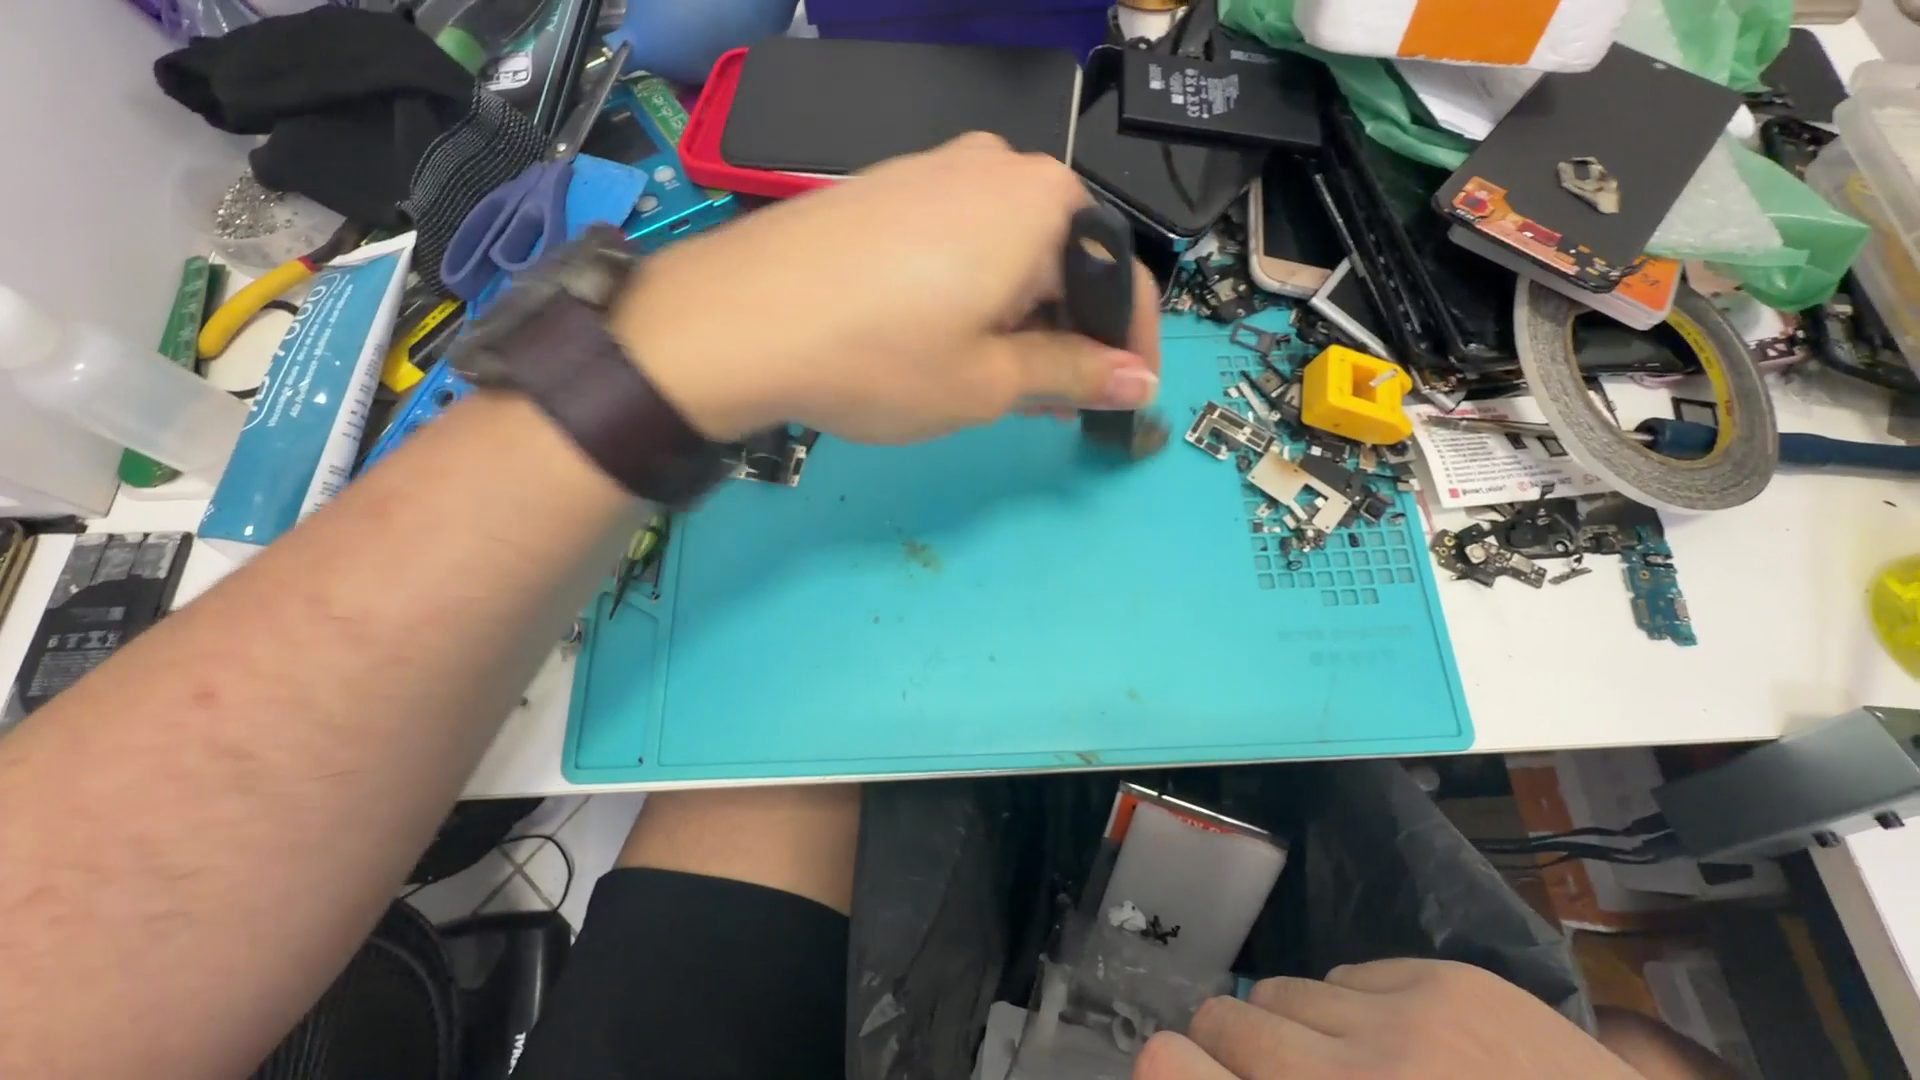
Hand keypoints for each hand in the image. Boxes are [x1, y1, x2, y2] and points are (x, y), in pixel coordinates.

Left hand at [610, 133, 1160, 442]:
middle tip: (1049, 402)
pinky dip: (972, 294)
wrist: (735, 321)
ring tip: (993, 380)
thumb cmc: (882, 356)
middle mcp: (997, 166)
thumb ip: (1075, 375)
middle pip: (1063, 260)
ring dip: (1019, 318)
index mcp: (1043, 203)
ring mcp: (934, 169)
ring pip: (1009, 252)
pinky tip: (942, 338)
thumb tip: (1139, 381)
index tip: (1124, 399)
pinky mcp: (886, 187)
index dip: (1131, 348)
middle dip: (1068, 335)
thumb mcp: (990, 381)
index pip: (1123, 278)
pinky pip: (959, 242)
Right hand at [1136, 960, 1640, 1079]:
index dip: (1172, 1070)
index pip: (1187, 1070)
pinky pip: (1348, 973)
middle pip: (1221, 1018)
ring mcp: (1406, 1022)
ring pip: (1282, 989)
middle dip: (1236, 1054)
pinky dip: (1358, 1010)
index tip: (1175, 1070)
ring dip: (1299, 1030)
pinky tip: (1411, 1053)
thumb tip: (1172, 1062)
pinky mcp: (1451, 980)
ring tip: (1356, 1073)